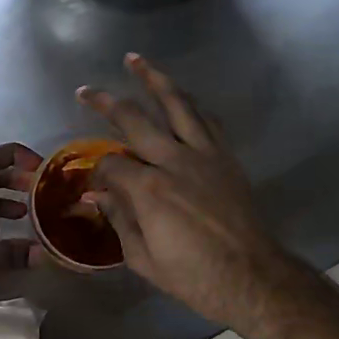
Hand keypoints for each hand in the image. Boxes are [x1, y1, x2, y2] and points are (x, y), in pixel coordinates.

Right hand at [77, 55, 318, 338]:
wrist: (252, 277)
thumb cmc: (194, 276)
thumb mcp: (143, 258)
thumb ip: (118, 220)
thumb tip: (97, 195)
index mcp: (148, 189)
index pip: (110, 164)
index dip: (97, 172)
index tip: (94, 185)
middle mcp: (174, 160)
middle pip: (135, 119)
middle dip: (106, 102)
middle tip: (86, 91)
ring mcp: (204, 154)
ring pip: (177, 104)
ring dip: (154, 79)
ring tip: (135, 60)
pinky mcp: (226, 156)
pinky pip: (206, 120)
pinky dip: (190, 104)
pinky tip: (180, 97)